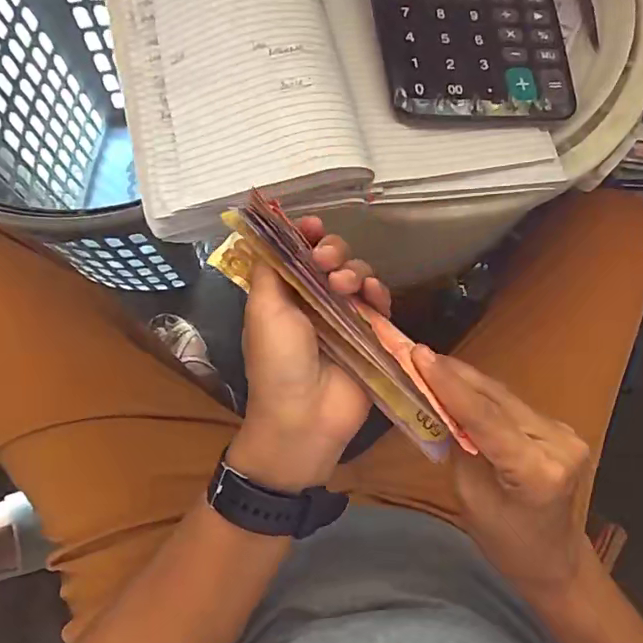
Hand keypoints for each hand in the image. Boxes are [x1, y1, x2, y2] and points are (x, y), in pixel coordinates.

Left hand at [226, 218, 392, 492]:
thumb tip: (271, 238)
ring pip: (357, 276)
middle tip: (326, 262)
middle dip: (333, 251)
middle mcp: (315, 302)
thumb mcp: (263, 311)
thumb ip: (269, 271)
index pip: (299, 254)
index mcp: (285, 295)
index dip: (306, 235)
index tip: (313, 226)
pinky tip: (371, 293)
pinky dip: (377, 291)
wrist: (305, 416)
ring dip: (354, 270)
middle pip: (332, 259)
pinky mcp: (370, 335)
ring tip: (344, 285)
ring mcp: (344, 318)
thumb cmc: (277, 362)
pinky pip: (379, 303)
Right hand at [412, 347, 593, 599]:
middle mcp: (559, 444)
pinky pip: (512, 406)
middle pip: (497, 400)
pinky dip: (482, 395)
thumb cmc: (506, 543)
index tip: (419, 355)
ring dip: (465, 380)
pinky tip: (457, 383)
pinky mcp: (560, 428)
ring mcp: (565, 433)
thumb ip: (458, 448)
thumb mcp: (471, 498)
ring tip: (429, 363)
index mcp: (538, 472)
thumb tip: (437, 406)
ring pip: (504, 397)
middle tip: (415, 352)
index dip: (450, 385)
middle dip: (453, 374)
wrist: (555, 559)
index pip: (487, 420)